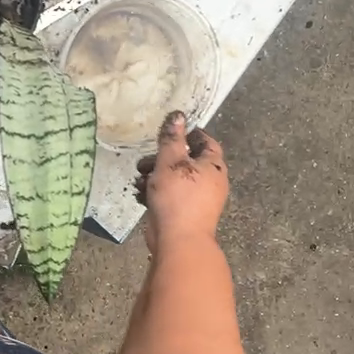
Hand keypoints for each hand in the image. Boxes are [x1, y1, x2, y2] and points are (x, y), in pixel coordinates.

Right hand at [134, 112, 227, 251]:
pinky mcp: (183, 212)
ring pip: (175, 179)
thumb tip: (177, 115)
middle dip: (162, 159)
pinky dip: (156, 192)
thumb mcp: (171, 162)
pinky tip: (140, 194)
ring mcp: (197, 198)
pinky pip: (170, 196)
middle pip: (186, 161)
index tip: (167, 133)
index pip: (205, 141)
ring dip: (155, 176)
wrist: (178, 239)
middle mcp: (210, 181)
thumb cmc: (177, 196)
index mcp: (213, 165)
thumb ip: (172, 138)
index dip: (187, 134)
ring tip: (139, 180)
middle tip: (144, 161)